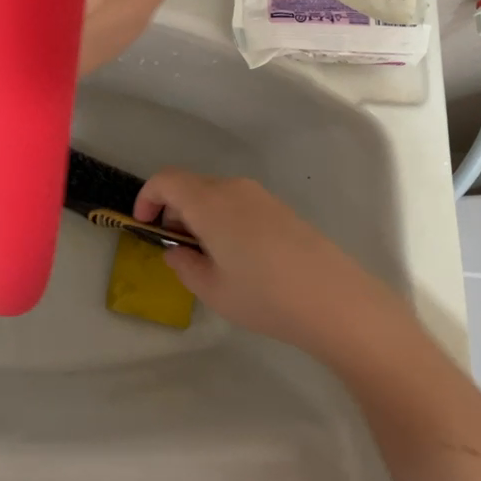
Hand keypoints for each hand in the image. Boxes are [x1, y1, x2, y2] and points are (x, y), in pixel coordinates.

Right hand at [134, 169, 384, 351]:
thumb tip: (176, 251)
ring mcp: (261, 196)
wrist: (336, 300)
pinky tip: (238, 256)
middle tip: (176, 247)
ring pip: (215, 194)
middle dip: (173, 209)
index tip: (145, 225)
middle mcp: (233, 189)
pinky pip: (238, 203)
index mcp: (210, 203)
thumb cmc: (265, 296)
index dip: (148, 197)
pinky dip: (223, 218)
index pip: (166, 180)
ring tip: (207, 256)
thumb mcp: (212, 290)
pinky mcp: (281, 209)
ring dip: (200, 215)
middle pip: (191, 185)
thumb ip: (184, 266)